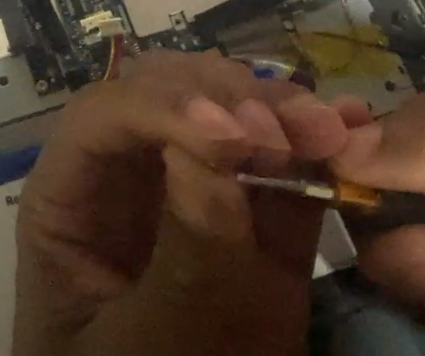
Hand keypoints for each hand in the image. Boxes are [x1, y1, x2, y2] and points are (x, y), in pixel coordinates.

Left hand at [12, 51, 370, 355]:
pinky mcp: (258, 228)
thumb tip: (215, 152)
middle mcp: (129, 176)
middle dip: (226, 96)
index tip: (230, 133)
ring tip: (328, 129)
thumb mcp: (140, 344)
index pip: (102, 116)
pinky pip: (283, 171)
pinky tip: (352, 125)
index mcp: (72, 196)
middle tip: (284, 134)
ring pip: (227, 113)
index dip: (161, 106)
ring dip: (277, 108)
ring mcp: (195, 195)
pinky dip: (318, 147)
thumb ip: (181, 259)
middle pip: (165, 94)